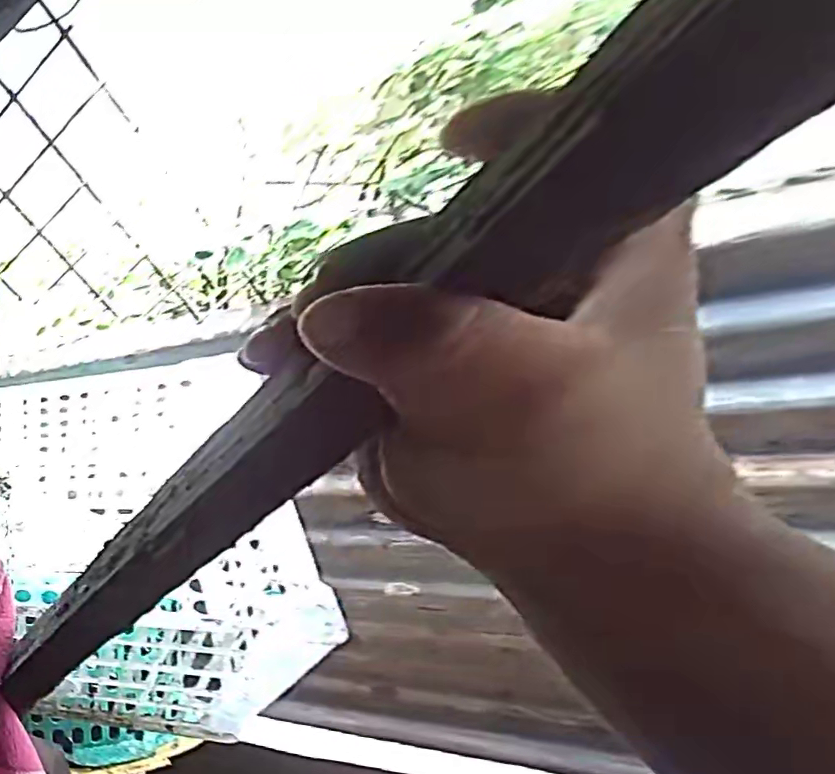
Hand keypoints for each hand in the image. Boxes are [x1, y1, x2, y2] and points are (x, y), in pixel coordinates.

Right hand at [242, 93, 739, 575]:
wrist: (561, 547)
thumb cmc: (572, 465)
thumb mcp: (515, 393)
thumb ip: (427, 341)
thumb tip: (317, 316)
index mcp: (598, 242)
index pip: (557, 153)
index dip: (505, 135)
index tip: (446, 143)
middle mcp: (523, 269)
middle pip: (418, 239)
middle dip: (349, 278)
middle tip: (299, 323)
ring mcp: (454, 323)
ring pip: (365, 298)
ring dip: (309, 323)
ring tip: (265, 356)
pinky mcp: (405, 369)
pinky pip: (343, 346)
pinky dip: (303, 356)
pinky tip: (270, 367)